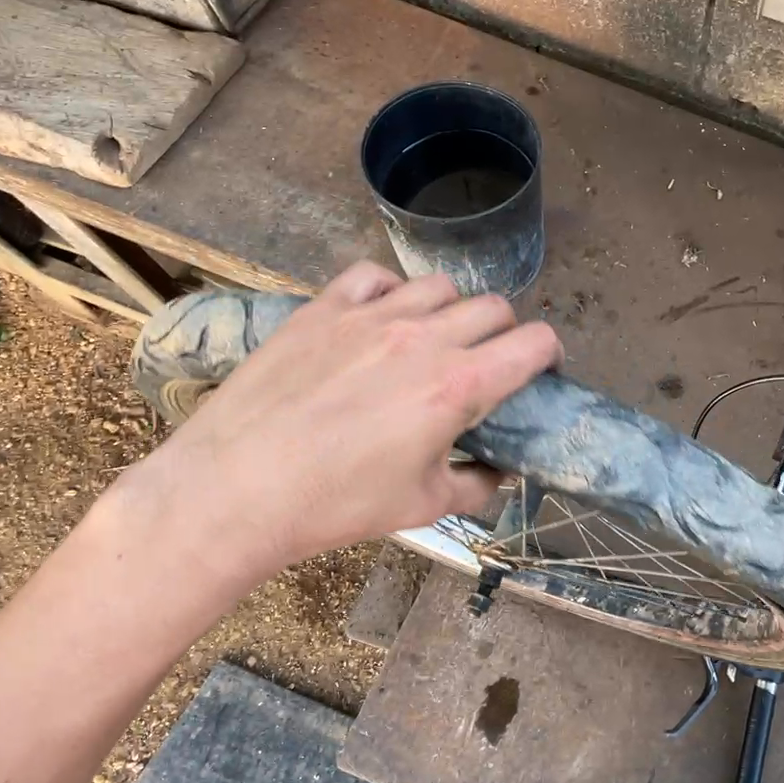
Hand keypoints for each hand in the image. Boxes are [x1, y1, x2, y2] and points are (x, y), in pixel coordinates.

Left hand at [111, 262, 561, 588]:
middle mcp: (425, 337)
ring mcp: (371, 315)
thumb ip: (478, 484)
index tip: (540, 372)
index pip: (535, 341)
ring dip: (451, 311)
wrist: (233, 490)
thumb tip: (500, 473)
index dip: (550, 354)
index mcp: (459, 384)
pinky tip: (380, 318)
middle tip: (485, 364)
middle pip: (495, 307)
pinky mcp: (324, 308)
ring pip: (440, 286)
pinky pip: (375, 276)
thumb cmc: (337, 505)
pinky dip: (391, 291)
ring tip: (430, 340)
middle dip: (505, 334)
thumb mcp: (424, 506)